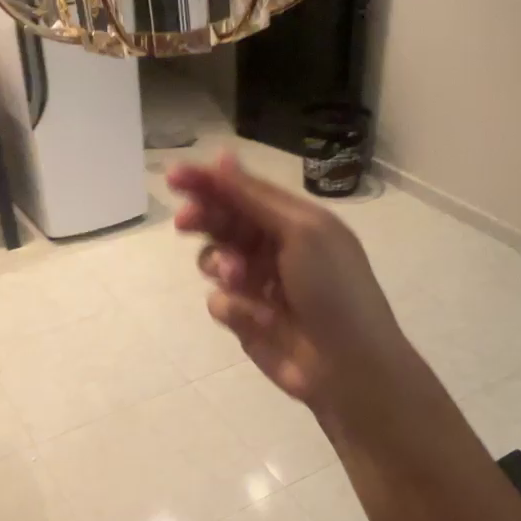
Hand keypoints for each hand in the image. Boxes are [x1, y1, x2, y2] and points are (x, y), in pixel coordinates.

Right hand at [169, 153, 413, 409]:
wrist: (346, 365)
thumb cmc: (334, 289)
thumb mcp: (301, 232)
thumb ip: (254, 198)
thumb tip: (222, 156)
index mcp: (294, 220)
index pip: (243, 191)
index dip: (207, 181)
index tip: (174, 177)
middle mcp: (273, 247)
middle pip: (222, 221)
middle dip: (204, 219)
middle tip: (187, 222)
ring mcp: (258, 284)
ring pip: (213, 260)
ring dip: (220, 263)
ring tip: (238, 277)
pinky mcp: (245, 319)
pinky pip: (220, 301)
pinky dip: (234, 306)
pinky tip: (256, 318)